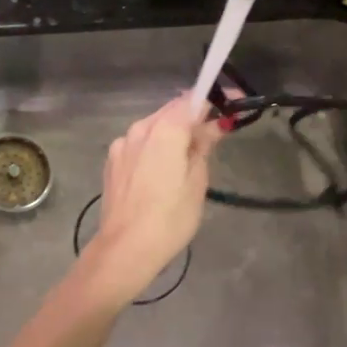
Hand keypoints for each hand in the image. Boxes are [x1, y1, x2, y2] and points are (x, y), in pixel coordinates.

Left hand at [85, 94, 223, 301]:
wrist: (126, 247)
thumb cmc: (170, 217)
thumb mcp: (196, 181)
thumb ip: (202, 146)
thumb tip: (212, 125)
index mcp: (163, 130)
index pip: (191, 101)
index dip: (213, 100)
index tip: (233, 102)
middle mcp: (139, 128)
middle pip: (171, 111)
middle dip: (193, 117)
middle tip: (215, 134)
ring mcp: (122, 144)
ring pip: (153, 127)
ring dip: (173, 132)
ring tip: (189, 157)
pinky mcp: (112, 160)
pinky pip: (139, 143)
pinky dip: (155, 146)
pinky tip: (162, 170)